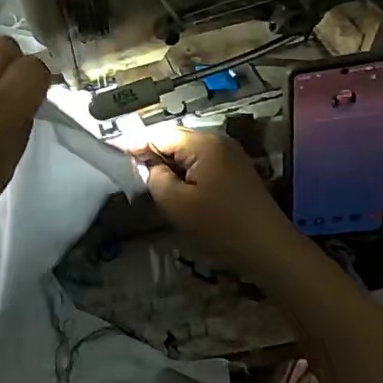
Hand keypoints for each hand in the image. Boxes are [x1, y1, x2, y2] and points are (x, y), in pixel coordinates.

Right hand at [137, 128, 302, 272]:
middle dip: (152, 153)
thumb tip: (150, 167)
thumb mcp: (177, 204)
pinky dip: (186, 172)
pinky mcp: (236, 171)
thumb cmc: (220, 225)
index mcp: (203, 143)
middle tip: (129, 171)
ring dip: (169, 164)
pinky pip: (203, 163)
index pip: (160, 134)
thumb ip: (156, 179)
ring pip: (189, 153)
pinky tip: (177, 189)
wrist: (269, 248)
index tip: (113, 154)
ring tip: (149, 181)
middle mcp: (218, 141)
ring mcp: (230, 155)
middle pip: (175, 140)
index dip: (135, 144)